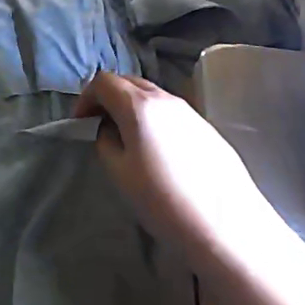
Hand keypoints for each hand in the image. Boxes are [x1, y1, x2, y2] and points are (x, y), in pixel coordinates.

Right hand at [75, 72, 281, 260]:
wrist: (225, 223)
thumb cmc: (163, 200)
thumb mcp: (120, 173)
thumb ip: (106, 141)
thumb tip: (109, 128)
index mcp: (140, 105)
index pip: (104, 81)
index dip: (86, 98)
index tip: (80, 123)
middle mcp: (166, 98)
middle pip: (129, 81)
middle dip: (108, 97)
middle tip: (98, 126)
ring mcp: (190, 110)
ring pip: (152, 95)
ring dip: (132, 106)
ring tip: (126, 139)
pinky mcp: (206, 126)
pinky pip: (171, 111)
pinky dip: (153, 117)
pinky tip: (156, 149)